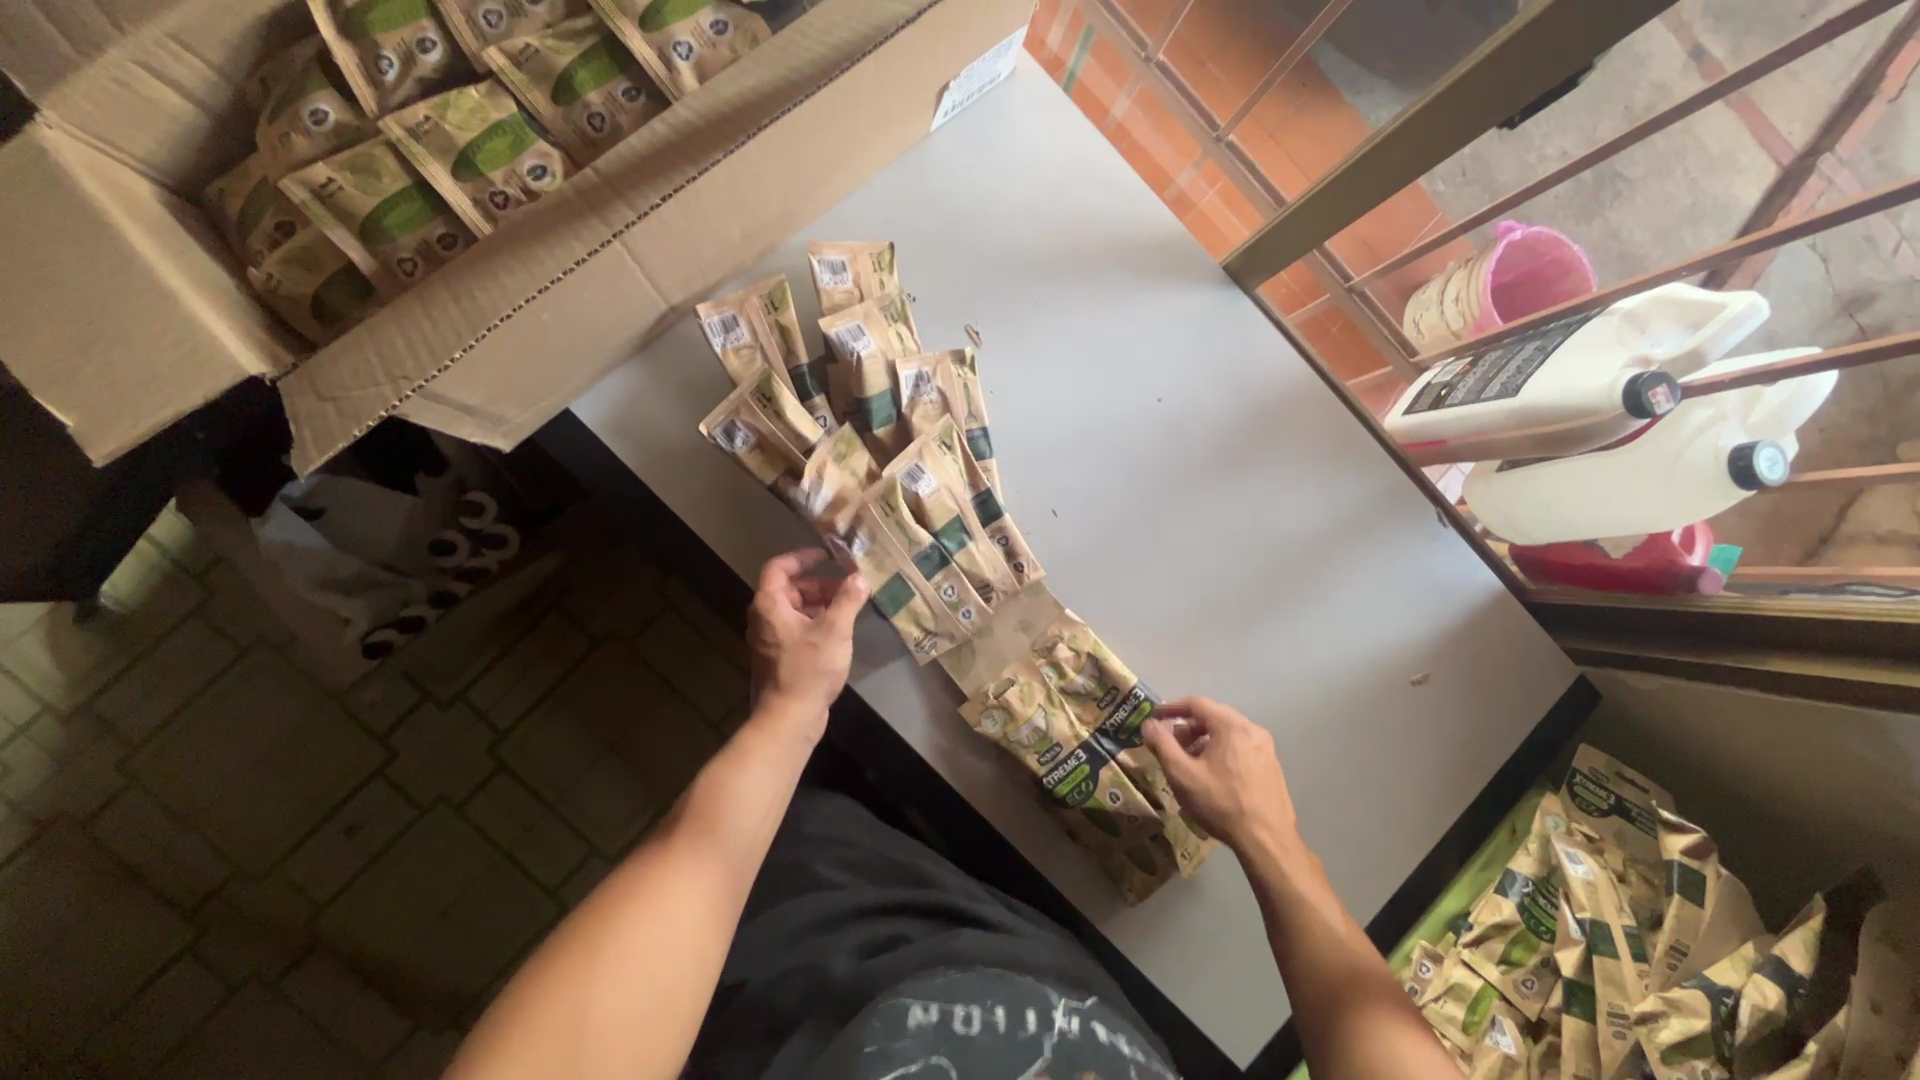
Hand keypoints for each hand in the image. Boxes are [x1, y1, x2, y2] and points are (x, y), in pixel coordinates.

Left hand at [746, 549, 867, 734]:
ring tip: (848, 608)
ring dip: (820, 604)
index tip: (826, 556)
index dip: (802, 557)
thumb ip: (848, 599)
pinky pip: (796, 628)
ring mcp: (769, 639)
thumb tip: (860, 577)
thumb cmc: (809, 668)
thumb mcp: (835, 629)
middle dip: (819, 584)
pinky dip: (815, 622)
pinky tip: (839, 632)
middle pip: (789, 589)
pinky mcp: (779, 657)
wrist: (789, 716)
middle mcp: (763, 618)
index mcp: (769, 605)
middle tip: (847, 587)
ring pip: (794, 610)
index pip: (779, 567)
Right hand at [1143, 697, 1298, 856]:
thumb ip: (1162, 744)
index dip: (1171, 708)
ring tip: (1189, 762)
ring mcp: (1265, 747)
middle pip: (1213, 716)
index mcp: (1231, 725)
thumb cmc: (1220, 803)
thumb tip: (1149, 724)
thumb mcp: (1182, 774)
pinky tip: (1213, 775)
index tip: (1154, 718)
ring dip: (1204, 740)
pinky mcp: (1272, 765)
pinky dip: (1221, 751)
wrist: (1266, 840)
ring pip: (1227, 732)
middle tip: (1170, 744)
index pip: (1196, 703)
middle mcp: (1252, 729)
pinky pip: (1240, 747)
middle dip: (1187, 727)